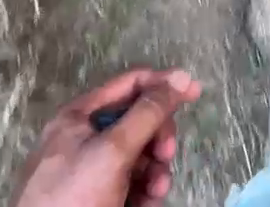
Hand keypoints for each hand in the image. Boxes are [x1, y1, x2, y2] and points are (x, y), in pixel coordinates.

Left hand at [11, 68, 202, 206]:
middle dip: (159, 138)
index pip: (132, 83)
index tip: (195, 93)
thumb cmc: (74, 199)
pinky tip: (148, 202)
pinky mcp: (96, 198)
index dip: (165, 84)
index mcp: (78, 118)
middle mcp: (83, 139)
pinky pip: (131, 181)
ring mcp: (89, 171)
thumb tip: (182, 76)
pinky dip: (145, 189)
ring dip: (157, 169)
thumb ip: (149, 111)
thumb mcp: (114, 150)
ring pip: (140, 153)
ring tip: (157, 189)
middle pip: (139, 120)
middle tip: (167, 154)